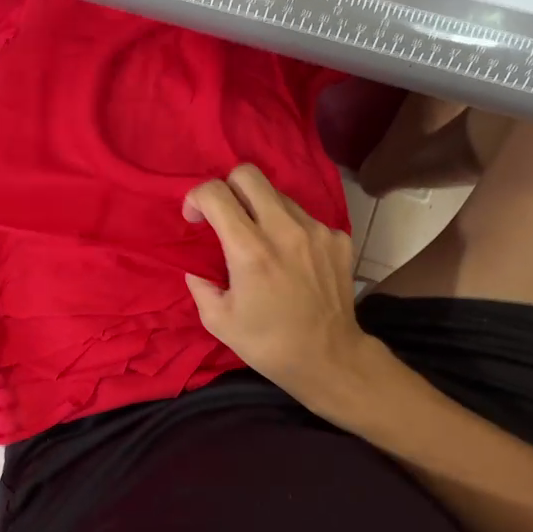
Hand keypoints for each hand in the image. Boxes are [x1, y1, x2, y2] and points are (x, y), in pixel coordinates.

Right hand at [182, 164, 372, 395]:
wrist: (329, 358)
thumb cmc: (268, 344)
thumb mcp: (218, 321)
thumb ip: (200, 285)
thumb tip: (196, 267)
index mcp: (250, 250)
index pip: (216, 193)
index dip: (196, 198)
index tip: (195, 219)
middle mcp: (284, 230)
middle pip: (248, 174)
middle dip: (227, 187)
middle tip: (225, 216)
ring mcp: (316, 230)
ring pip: (278, 195)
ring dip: (260, 209)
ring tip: (260, 241)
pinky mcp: (337, 238)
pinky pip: (305, 218)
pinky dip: (290, 229)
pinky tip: (291, 258)